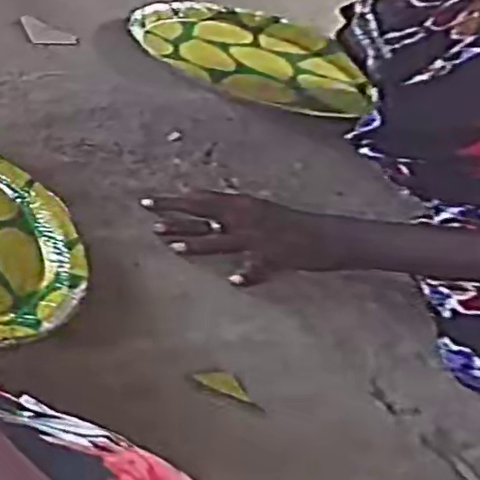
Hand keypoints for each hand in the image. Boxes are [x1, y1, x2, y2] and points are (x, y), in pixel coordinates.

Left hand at [144, 191, 357, 284]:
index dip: (170, 201)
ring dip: (197, 244)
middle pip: (203, 218)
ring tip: (174, 247)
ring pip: (221, 241)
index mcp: (238, 204)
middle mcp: (244, 218)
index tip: (145, 202)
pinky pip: (259, 268)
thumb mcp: (254, 207)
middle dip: (176, 220)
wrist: (334, 235)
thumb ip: (224, 207)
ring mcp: (259, 239)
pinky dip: (248, 275)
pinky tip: (234, 280)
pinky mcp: (277, 258)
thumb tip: (193, 199)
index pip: (196, 199)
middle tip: (151, 225)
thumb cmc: (289, 221)